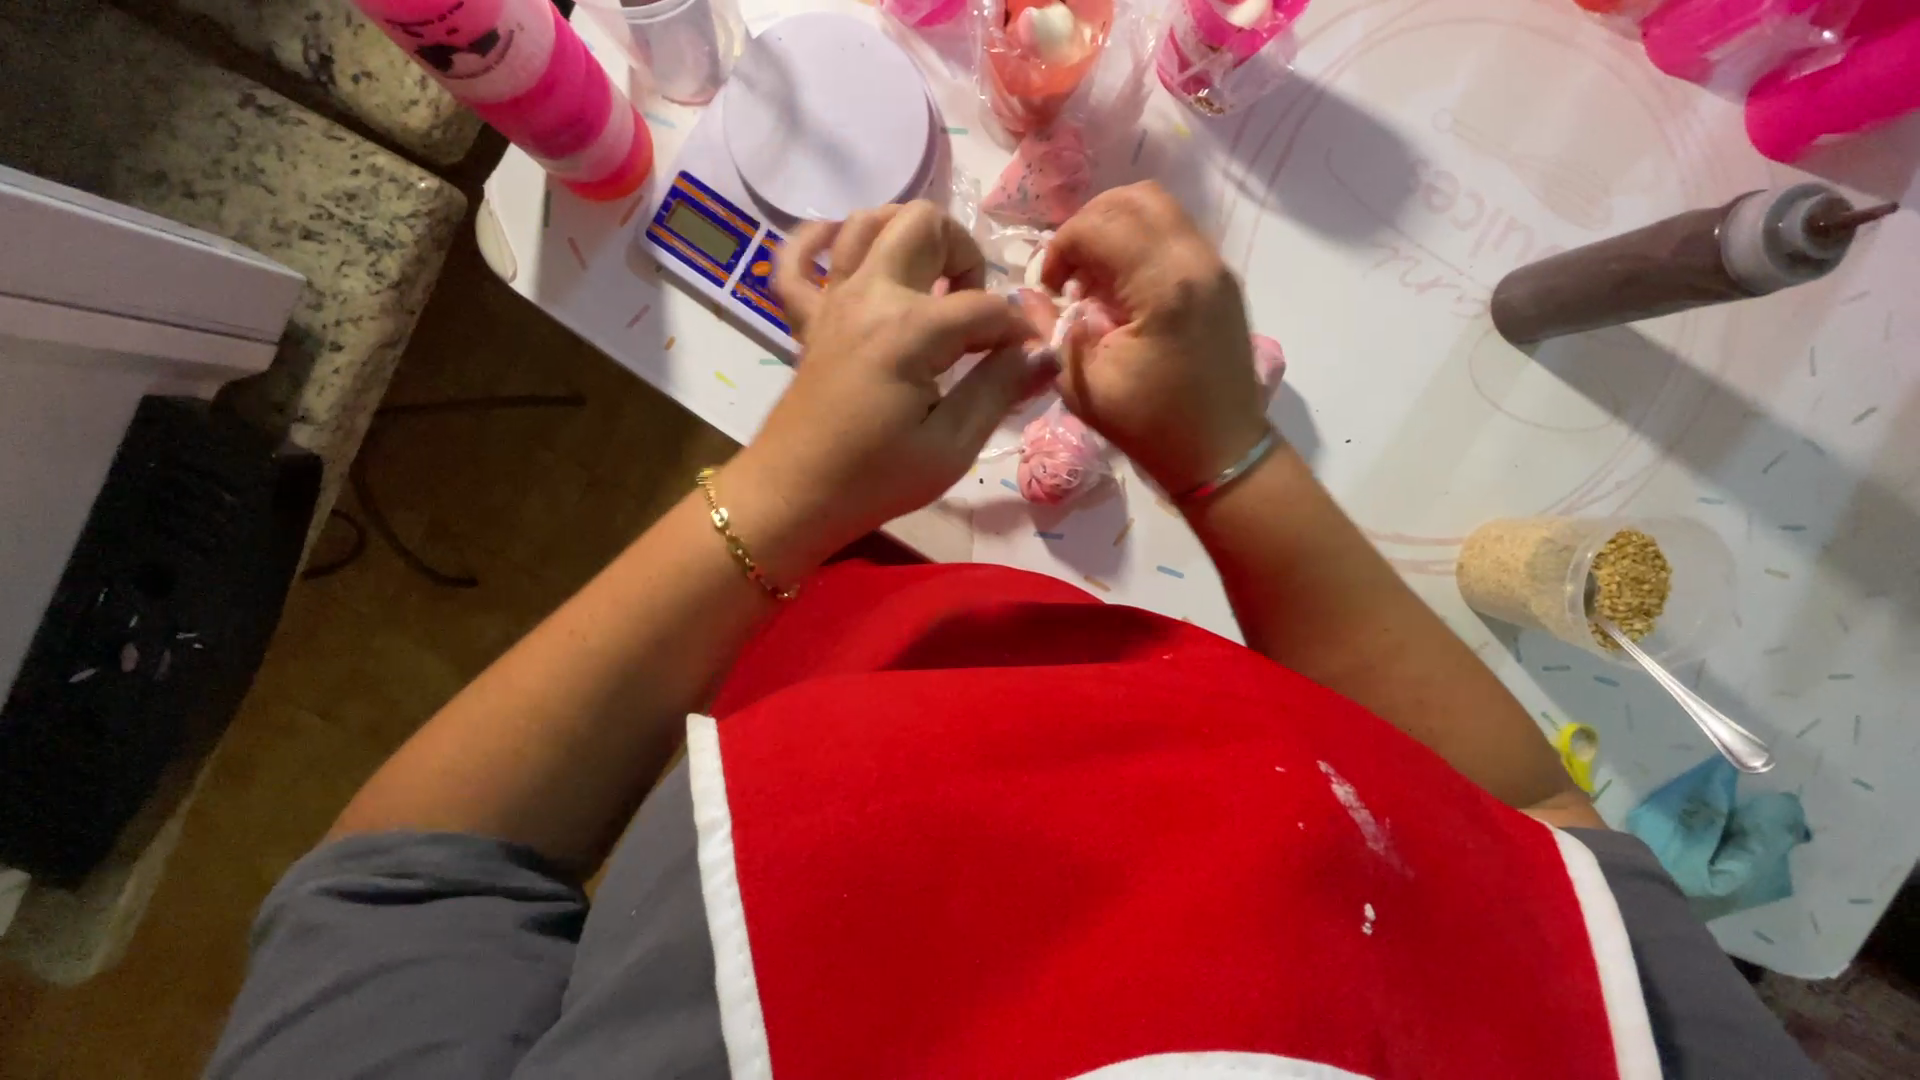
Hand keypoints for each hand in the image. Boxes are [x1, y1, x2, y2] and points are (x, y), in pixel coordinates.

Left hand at [719, 201, 1052, 583]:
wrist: (795, 497)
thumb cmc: (876, 480)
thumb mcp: (951, 446)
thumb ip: (998, 389)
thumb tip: (1042, 353)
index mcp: (910, 330)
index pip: (984, 305)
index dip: (1017, 330)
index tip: (1028, 360)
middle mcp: (869, 296)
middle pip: (923, 223)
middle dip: (964, 253)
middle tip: (973, 309)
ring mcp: (831, 301)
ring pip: (864, 222)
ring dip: (905, 235)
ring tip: (928, 280)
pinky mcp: (806, 319)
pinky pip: (795, 260)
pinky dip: (814, 241)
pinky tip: (839, 248)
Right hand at [1038, 182, 1268, 495]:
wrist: (1222, 453)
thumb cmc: (1151, 427)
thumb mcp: (1084, 386)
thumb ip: (1050, 330)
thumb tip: (1028, 294)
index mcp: (1165, 286)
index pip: (1100, 225)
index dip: (1062, 248)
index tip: (1050, 289)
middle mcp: (1197, 260)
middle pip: (1132, 200)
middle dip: (1087, 227)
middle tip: (1069, 273)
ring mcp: (1216, 265)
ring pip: (1157, 208)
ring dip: (1115, 231)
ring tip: (1095, 279)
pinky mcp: (1222, 278)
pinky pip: (1175, 233)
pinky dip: (1140, 244)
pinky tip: (1124, 289)